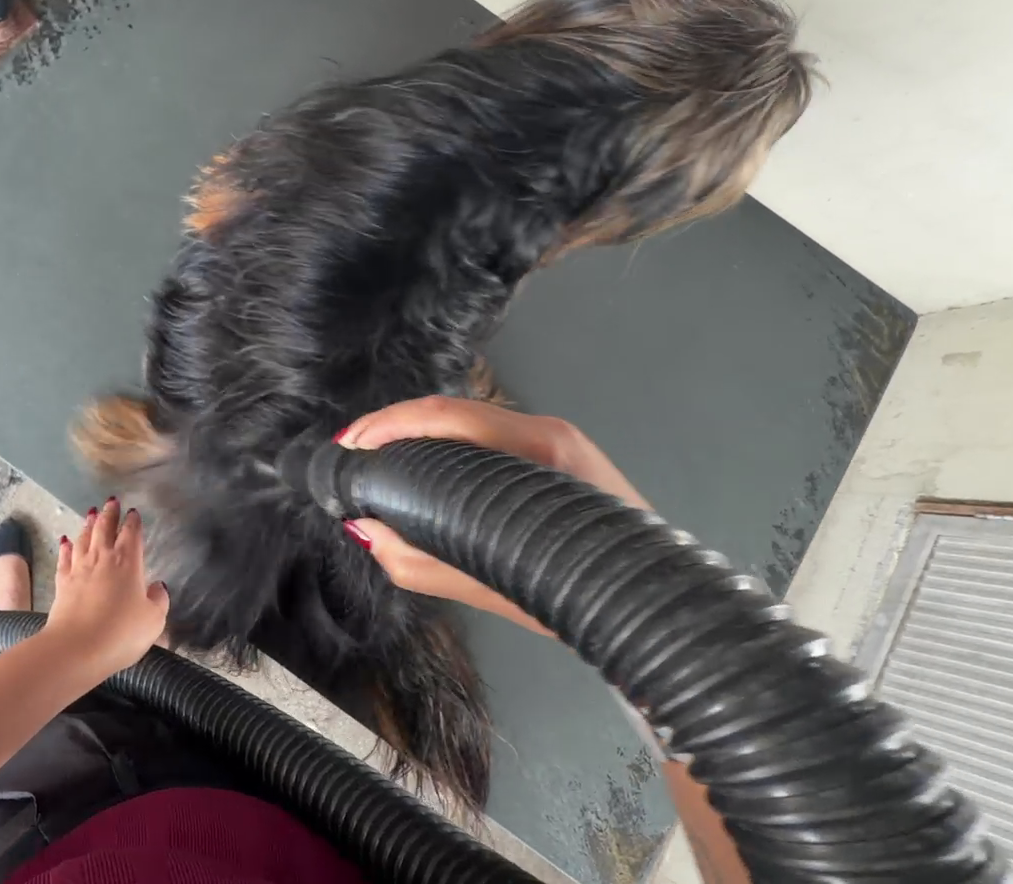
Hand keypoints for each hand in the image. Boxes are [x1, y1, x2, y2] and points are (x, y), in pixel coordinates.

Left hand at [42, 497, 168, 675]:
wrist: (77, 647)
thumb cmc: (121, 633)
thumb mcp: (153, 621)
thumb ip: (158, 601)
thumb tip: (158, 587)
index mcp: (127, 562)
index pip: (131, 534)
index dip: (133, 522)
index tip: (133, 512)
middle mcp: (102, 558)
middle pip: (105, 529)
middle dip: (109, 514)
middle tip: (111, 501)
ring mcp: (79, 569)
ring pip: (84, 538)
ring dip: (88, 524)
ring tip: (92, 513)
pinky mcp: (62, 582)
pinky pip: (64, 558)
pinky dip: (66, 547)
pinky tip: (65, 540)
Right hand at [338, 396, 647, 636]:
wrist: (663, 603)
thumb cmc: (587, 596)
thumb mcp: (497, 590)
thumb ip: (423, 563)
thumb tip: (362, 529)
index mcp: (539, 454)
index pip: (447, 417)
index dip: (389, 425)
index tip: (349, 447)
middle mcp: (544, 431)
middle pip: (449, 408)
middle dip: (390, 424)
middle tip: (349, 450)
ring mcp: (550, 434)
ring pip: (462, 416)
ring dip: (410, 429)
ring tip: (369, 453)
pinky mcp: (550, 445)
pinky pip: (478, 430)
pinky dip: (437, 438)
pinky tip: (412, 456)